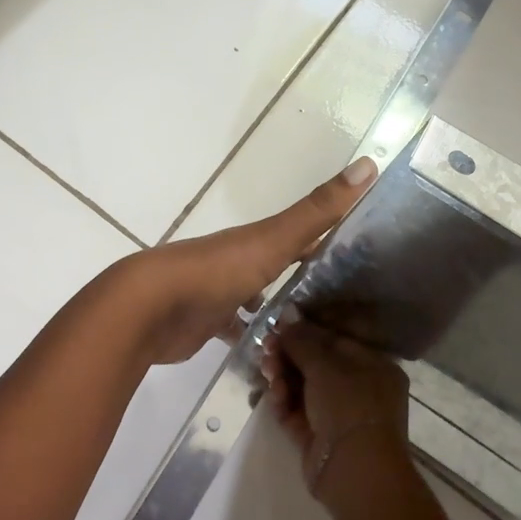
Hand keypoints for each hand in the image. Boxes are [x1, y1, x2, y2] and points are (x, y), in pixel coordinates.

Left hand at [102, 157, 376, 365]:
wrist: (151, 308)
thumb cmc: (216, 270)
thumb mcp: (274, 239)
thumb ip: (318, 210)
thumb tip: (369, 163)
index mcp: (257, 240)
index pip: (303, 235)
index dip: (333, 239)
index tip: (369, 253)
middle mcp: (241, 262)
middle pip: (281, 267)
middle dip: (310, 280)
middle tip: (351, 306)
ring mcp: (222, 293)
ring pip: (259, 300)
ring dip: (282, 311)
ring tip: (320, 336)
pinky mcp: (207, 324)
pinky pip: (238, 330)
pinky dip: (255, 340)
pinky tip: (276, 356)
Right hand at [261, 317, 409, 506]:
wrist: (355, 472)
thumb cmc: (350, 406)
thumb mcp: (326, 365)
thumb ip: (302, 340)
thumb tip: (287, 312)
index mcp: (372, 367)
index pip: (335, 341)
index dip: (305, 332)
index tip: (277, 325)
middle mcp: (357, 389)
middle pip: (315, 364)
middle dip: (288, 355)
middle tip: (266, 349)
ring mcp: (337, 415)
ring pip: (302, 388)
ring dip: (282, 377)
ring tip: (268, 373)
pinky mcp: (317, 438)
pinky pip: (296, 412)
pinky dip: (283, 402)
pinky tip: (273, 396)